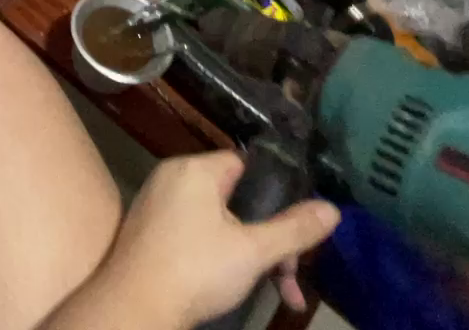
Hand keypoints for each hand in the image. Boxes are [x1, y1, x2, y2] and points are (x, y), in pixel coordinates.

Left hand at [110, 151, 340, 328]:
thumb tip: (332, 208)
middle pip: (236, 197)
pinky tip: (247, 288)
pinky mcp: (155, 227)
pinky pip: (199, 231)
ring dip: (254, 254)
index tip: (296, 229)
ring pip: (221, 221)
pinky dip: (224, 254)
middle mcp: (173, 177)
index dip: (273, 193)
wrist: (136, 303)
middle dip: (270, 238)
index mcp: (194, 170)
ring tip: (283, 294)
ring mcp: (161, 202)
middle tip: (291, 277)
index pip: (243, 164)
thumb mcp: (254, 250)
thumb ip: (294, 229)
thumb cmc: (197, 268)